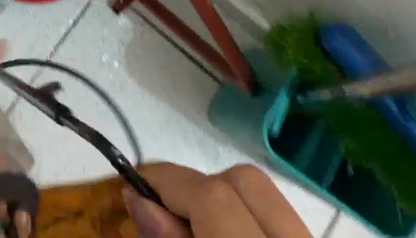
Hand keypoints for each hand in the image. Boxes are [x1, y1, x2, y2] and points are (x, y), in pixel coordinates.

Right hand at [125, 163, 315, 237]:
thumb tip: (138, 199)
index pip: (215, 199)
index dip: (167, 184)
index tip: (133, 187)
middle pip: (248, 183)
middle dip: (199, 186)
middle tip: (163, 211)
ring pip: (268, 196)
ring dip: (223, 201)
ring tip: (193, 229)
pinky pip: (283, 221)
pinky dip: (248, 220)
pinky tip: (225, 237)